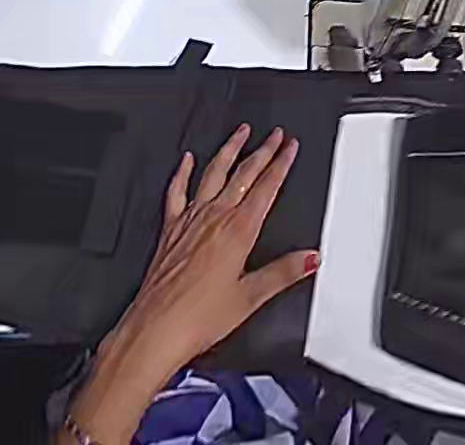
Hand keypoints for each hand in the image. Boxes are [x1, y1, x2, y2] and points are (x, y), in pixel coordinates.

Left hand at [62, 126, 316, 444]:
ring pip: (215, 172)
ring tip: (241, 132)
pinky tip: (187, 159)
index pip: (267, 187)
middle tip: (276, 134)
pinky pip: (177, 191)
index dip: (282, 163)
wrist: (154, 332)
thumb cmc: (197, 319)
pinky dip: (182, 172)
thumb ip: (283, 273)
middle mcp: (215, 218)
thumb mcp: (250, 298)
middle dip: (264, 150)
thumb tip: (310, 258)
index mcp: (238, 231)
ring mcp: (191, 219)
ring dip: (230, 149)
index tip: (291, 147)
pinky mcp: (171, 228)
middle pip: (245, 173)